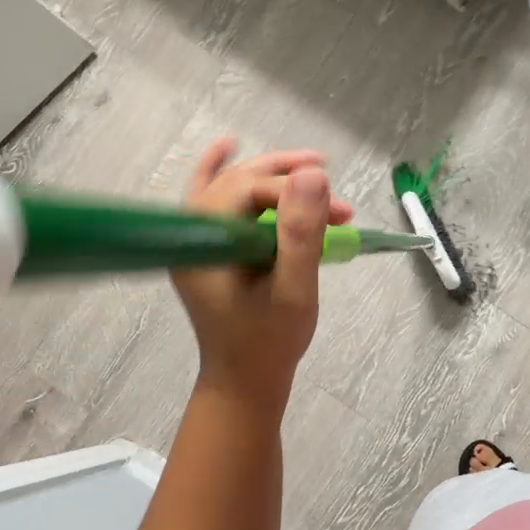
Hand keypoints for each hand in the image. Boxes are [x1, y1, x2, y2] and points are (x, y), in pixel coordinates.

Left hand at [171, 137, 353, 412]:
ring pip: (229, 188)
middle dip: (286, 177)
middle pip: (236, 182)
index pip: (248, 191)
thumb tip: (313, 174)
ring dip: (269, 177)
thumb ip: (301, 234)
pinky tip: (228, 147)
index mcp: (204, 243)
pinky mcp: (205, 251)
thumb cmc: (269, 342)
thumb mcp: (293, 290)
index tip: (340, 210)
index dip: (295, 191)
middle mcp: (189, 234)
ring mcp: (194, 242)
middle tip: (330, 179)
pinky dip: (226, 177)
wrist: (244, 382)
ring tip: (311, 169)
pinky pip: (211, 202)